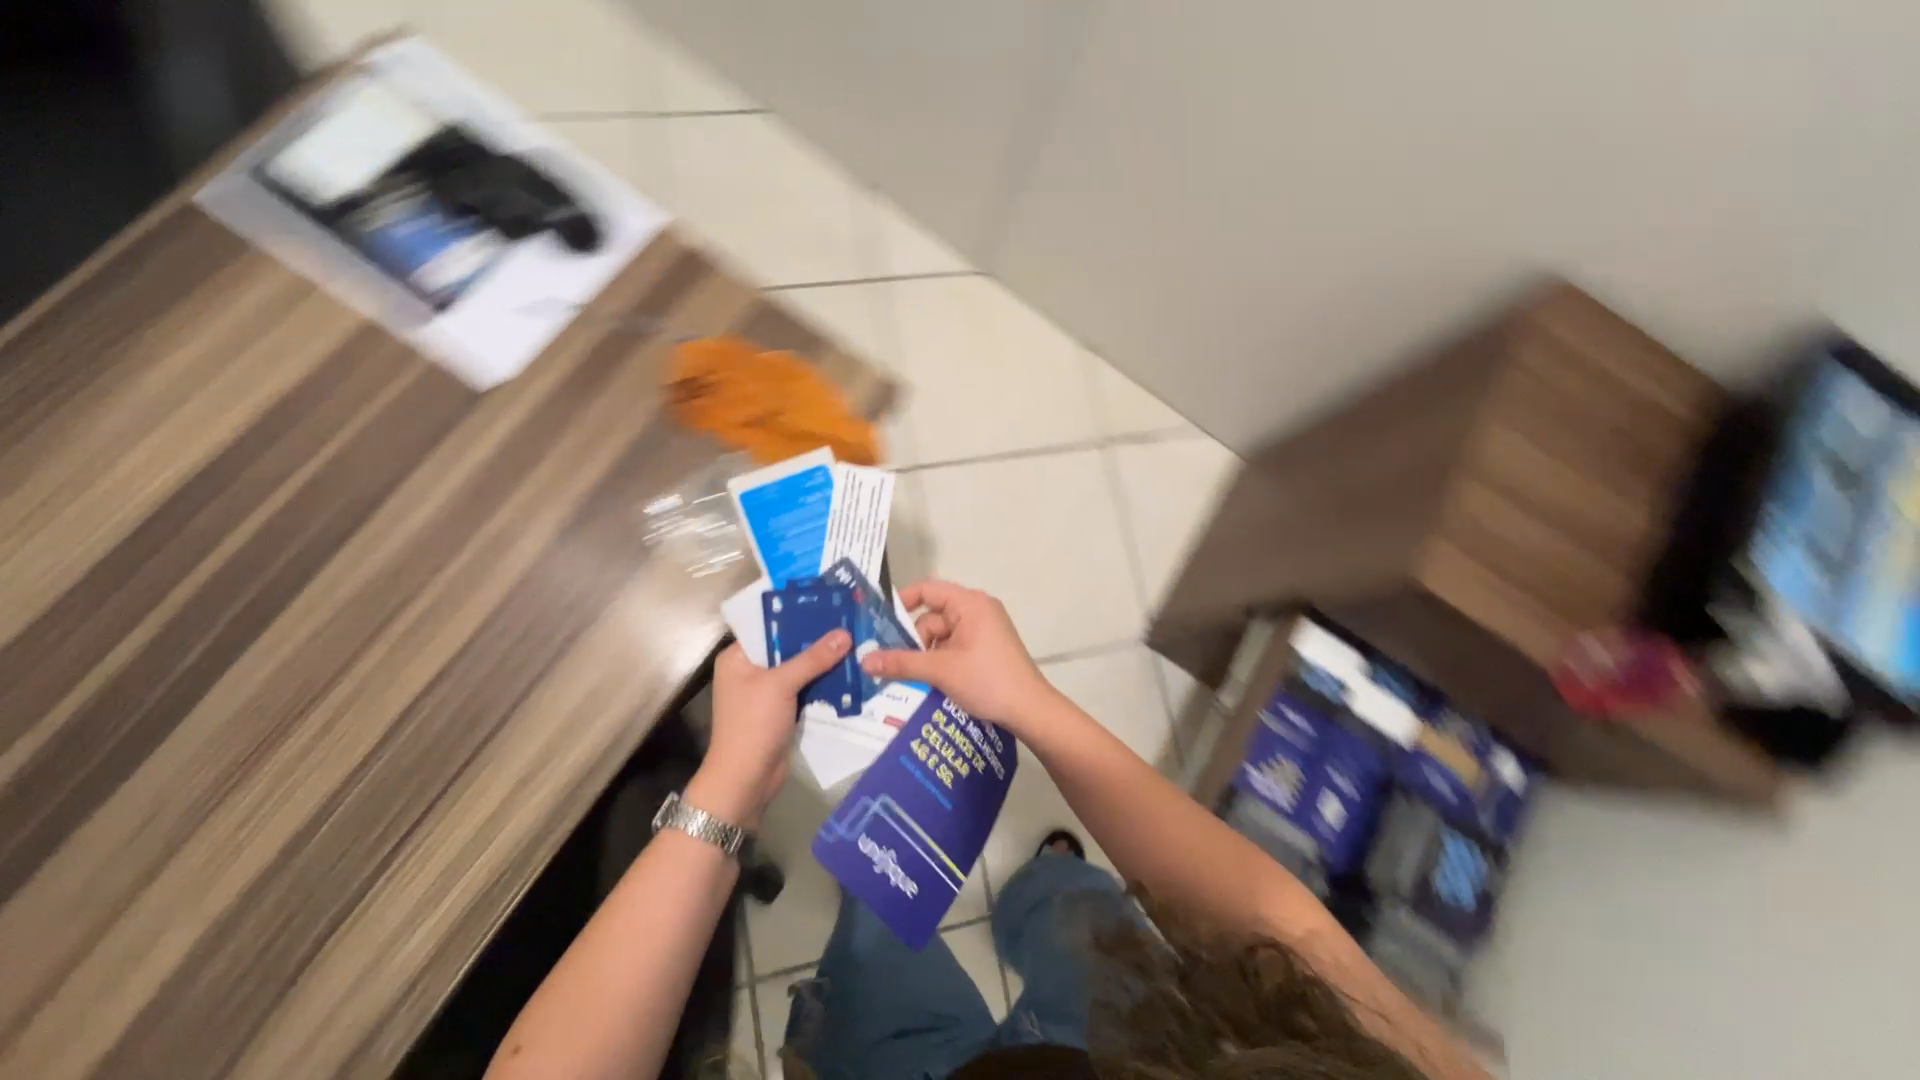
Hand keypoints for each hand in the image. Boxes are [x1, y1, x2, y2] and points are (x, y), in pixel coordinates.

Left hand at [691, 630, 850, 829]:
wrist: (745, 781)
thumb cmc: (753, 725)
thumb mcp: (781, 686)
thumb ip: (813, 658)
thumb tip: (845, 633)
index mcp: (738, 657)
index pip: (769, 626)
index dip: (799, 615)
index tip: (831, 603)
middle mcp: (751, 670)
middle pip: (788, 647)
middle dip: (818, 639)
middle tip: (852, 622)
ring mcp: (767, 693)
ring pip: (800, 669)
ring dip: (825, 662)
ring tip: (858, 644)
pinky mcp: (782, 711)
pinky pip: (806, 689)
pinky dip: (824, 684)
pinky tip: (850, 674)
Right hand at [859, 580, 1058, 733]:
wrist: (1029, 709)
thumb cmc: (987, 680)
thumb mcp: (940, 670)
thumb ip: (901, 662)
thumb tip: (864, 660)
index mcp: (970, 603)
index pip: (927, 590)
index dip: (901, 602)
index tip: (879, 624)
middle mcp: (978, 610)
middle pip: (932, 616)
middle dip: (913, 640)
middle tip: (891, 663)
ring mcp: (983, 630)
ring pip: (941, 636)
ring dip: (925, 655)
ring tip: (909, 679)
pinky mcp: (986, 649)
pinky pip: (953, 647)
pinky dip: (940, 662)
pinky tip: (928, 682)